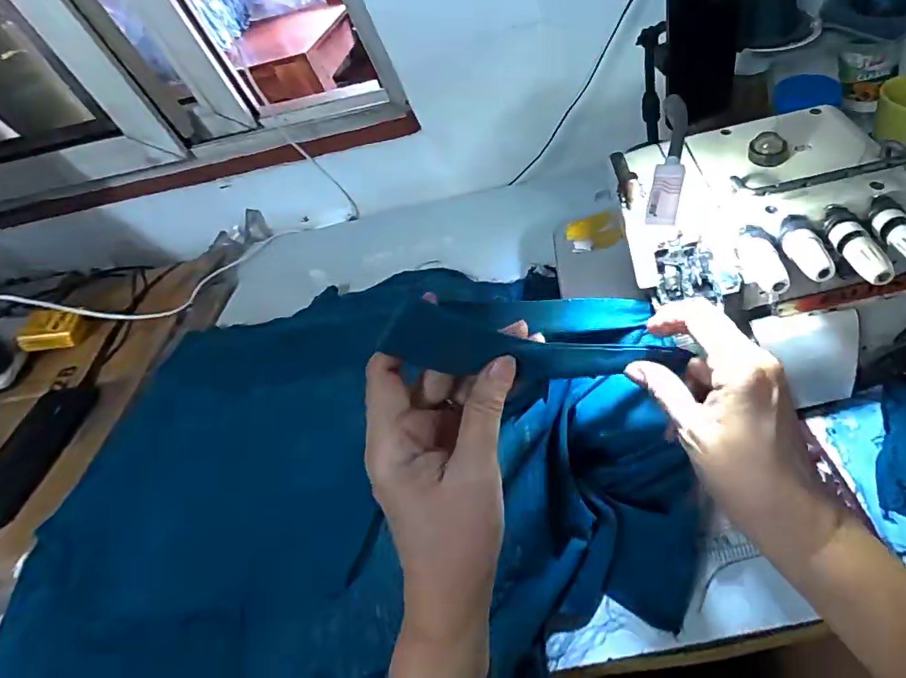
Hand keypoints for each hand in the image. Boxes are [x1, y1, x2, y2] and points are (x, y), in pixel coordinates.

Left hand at [363, 301, 531, 677]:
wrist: (459, 597)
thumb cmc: (456, 537)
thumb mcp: (474, 469)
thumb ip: (485, 409)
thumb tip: (502, 356)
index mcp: (391, 439)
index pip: (383, 373)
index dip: (403, 338)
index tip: (434, 309)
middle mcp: (406, 433)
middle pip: (429, 376)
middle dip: (464, 349)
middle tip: (503, 324)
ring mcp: (430, 442)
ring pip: (453, 391)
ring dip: (485, 369)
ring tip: (521, 339)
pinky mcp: (451, 452)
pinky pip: (467, 411)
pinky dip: (490, 393)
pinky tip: (518, 372)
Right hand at [626, 298, 843, 568]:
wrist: (793, 514)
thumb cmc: (740, 475)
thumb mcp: (694, 431)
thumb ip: (664, 390)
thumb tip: (635, 366)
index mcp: (741, 364)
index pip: (700, 315)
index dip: (669, 316)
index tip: (647, 333)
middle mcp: (759, 358)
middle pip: (710, 332)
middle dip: (679, 352)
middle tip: (654, 374)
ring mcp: (769, 372)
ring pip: (719, 356)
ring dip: (694, 378)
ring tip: (676, 420)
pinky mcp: (771, 388)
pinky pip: (733, 372)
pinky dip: (712, 388)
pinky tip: (697, 420)